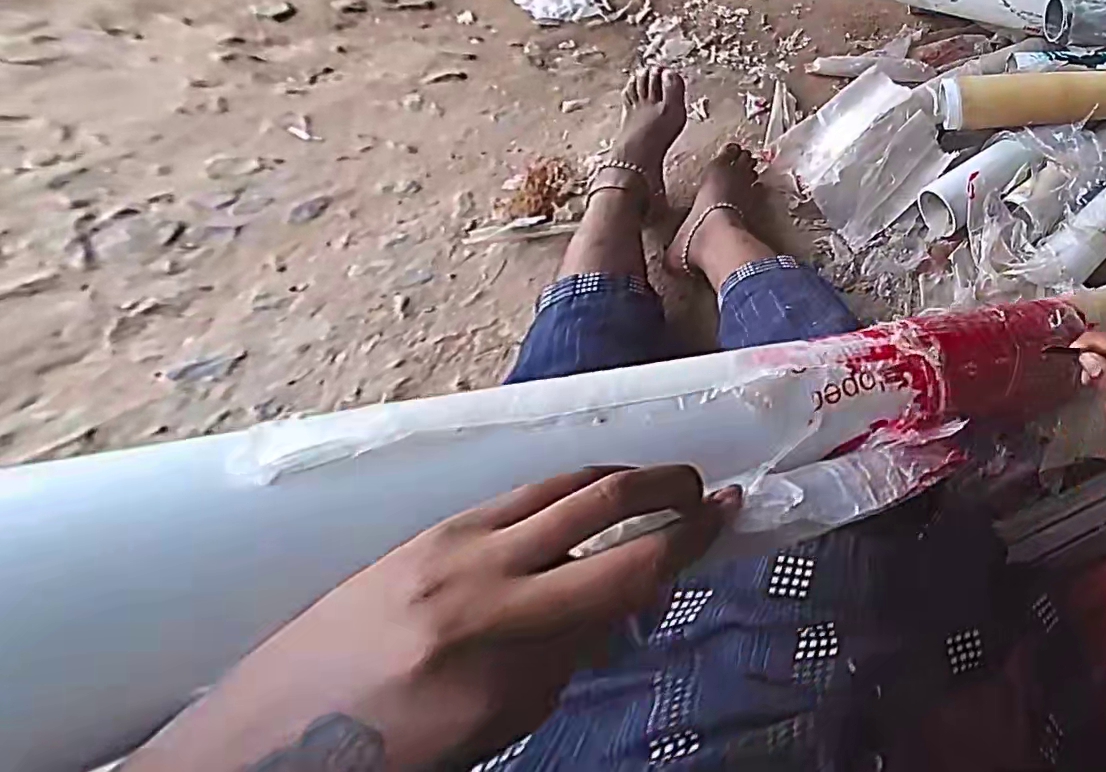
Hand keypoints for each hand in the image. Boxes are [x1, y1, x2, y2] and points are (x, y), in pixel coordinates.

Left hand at [125, 467, 739, 771]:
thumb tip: (632, 593)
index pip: (630, 571)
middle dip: (670, 486)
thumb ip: (576, 646)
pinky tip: (588, 504)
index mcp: (503, 643)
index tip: (728, 510)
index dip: (691, 536)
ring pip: (571, 481)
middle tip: (700, 490)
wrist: (258, 752)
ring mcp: (455, 541)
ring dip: (627, 479)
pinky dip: (577, 489)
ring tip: (653, 490)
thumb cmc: (399, 752)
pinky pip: (529, 491)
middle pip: (605, 500)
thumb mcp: (504, 719)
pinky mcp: (436, 527)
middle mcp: (483, 576)